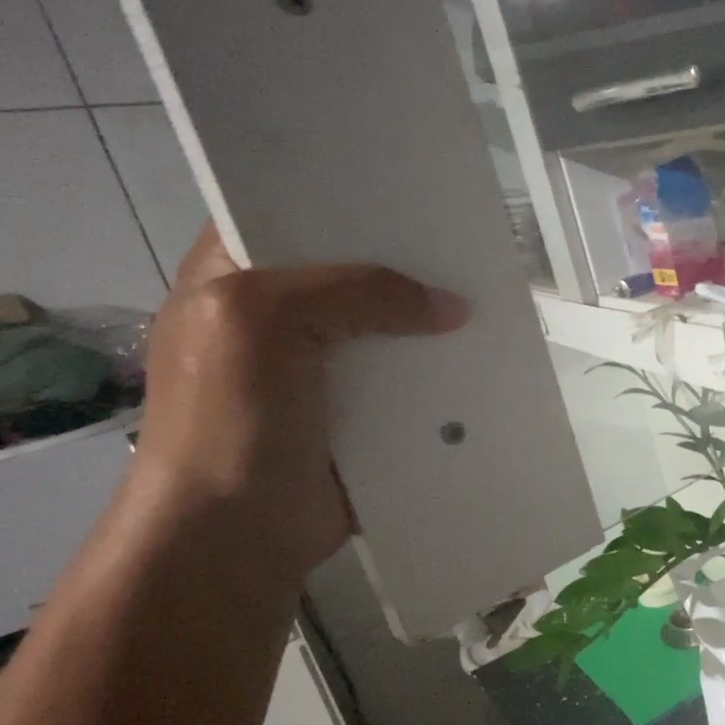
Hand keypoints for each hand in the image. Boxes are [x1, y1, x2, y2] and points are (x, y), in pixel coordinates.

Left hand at [126, 226, 469, 576]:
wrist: (238, 530)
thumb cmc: (228, 417)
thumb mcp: (264, 320)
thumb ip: (357, 291)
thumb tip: (454, 308)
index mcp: (233, 279)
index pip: (288, 216)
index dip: (347, 201)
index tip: (413, 194)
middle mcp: (279, 316)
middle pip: (357, 272)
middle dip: (413, 265)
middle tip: (471, 247)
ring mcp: (324, 368)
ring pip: (394, 327)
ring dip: (438, 323)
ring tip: (496, 302)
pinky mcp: (364, 412)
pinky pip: (415, 379)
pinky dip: (447, 372)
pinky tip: (488, 360)